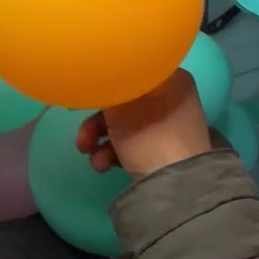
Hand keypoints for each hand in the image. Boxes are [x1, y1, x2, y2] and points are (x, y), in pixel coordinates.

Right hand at [75, 69, 212, 177]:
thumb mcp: (122, 107)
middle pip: (124, 100)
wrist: (176, 188)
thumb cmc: (151, 136)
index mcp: (171, 80)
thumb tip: (96, 76)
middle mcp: (172, 100)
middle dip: (96, 119)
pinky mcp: (160, 152)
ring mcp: (166, 128)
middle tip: (82, 132)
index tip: (84, 91)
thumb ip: (106, 88)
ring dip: (98, 138)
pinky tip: (102, 165)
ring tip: (88, 152)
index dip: (106, 79)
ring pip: (123, 124)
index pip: (134, 70)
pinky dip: (112, 152)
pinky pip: (130, 144)